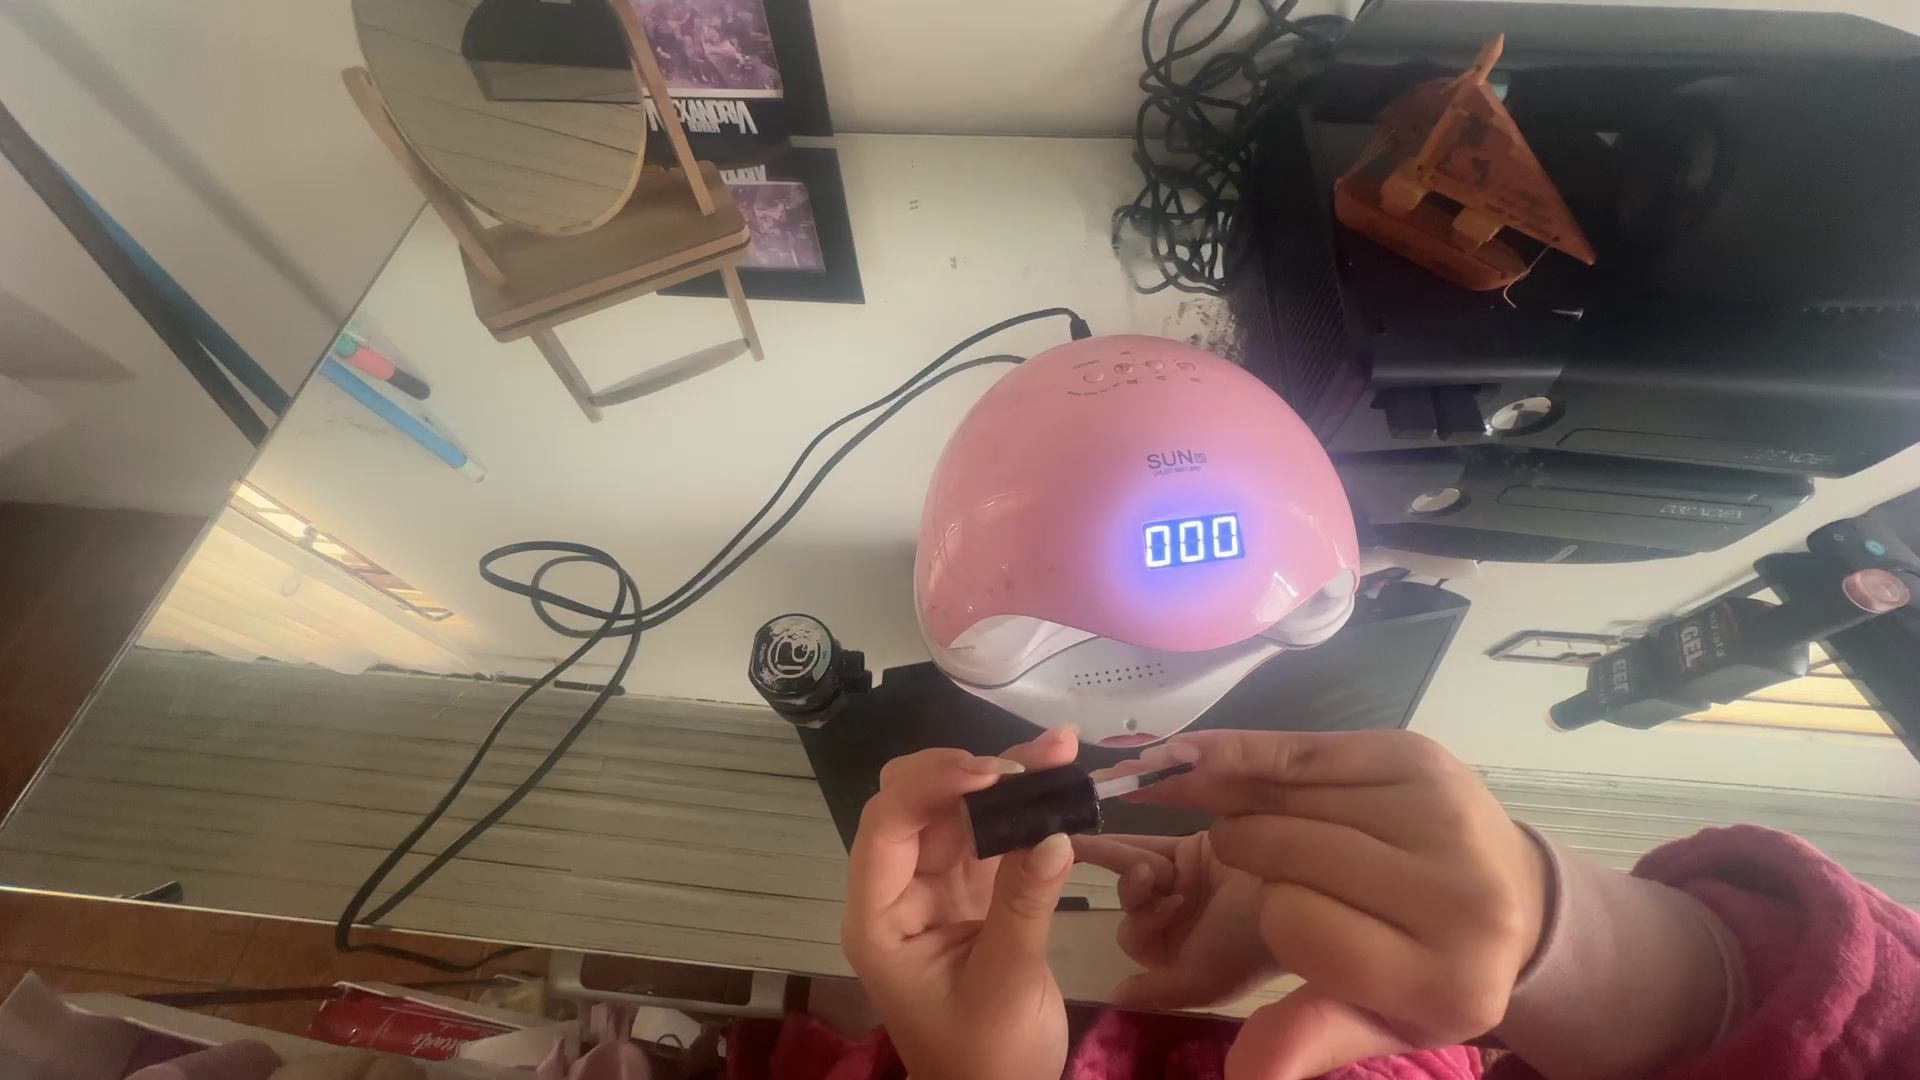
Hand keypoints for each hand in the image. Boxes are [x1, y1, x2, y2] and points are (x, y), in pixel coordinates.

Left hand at [840, 727, 1081, 1079]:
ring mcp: (935, 878)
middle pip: (915, 800)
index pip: (885, 827)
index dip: (930, 786)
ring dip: (1004, 775)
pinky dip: (1021, 800)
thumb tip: (1054, 833)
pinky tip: (1054, 774)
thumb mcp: (1004, 987)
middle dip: (966, 770)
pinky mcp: (971, 879)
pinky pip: (991, 825)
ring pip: (958, 803)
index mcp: (878, 916)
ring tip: (1056, 749)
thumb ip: (1024, 906)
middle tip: (1024, 762)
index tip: (990, 771)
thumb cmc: (987, 1059)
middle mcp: (899, 885)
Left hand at [1071, 830, 1276, 1008]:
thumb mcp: (1205, 978)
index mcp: (1178, 955)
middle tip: (1154, 877)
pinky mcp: (1186, 848)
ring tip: (1145, 860)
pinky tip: (1084, 839)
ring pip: (1136, 869)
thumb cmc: (1247, 941)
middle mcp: (1176, 920)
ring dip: (1131, 864)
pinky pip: (1144, 843)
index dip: (1144, 921)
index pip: (1136, 936)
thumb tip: (1113, 1000)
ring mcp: (1180, 882)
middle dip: (1137, 890)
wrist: (1294, 885)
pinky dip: (1120, 842)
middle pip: (1133, 901)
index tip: (1172, 906)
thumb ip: (1159, 989)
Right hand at [1120, 730, 1550, 1079]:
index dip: (1272, 917)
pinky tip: (1187, 753)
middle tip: (1243, 850)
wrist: (1516, 897)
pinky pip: (1299, 748)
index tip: (1287, 915)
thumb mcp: (1380, 1017)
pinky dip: (1238, 750)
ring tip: (1220, 799)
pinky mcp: (1414, 756)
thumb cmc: (1434, 962)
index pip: (1293, 927)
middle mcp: (1457, 893)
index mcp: (1447, 978)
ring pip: (1280, 795)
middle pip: (1282, 849)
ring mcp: (1439, 813)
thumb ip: (1309, 1035)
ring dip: (1237, 798)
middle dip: (1245, 846)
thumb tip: (1239, 1076)